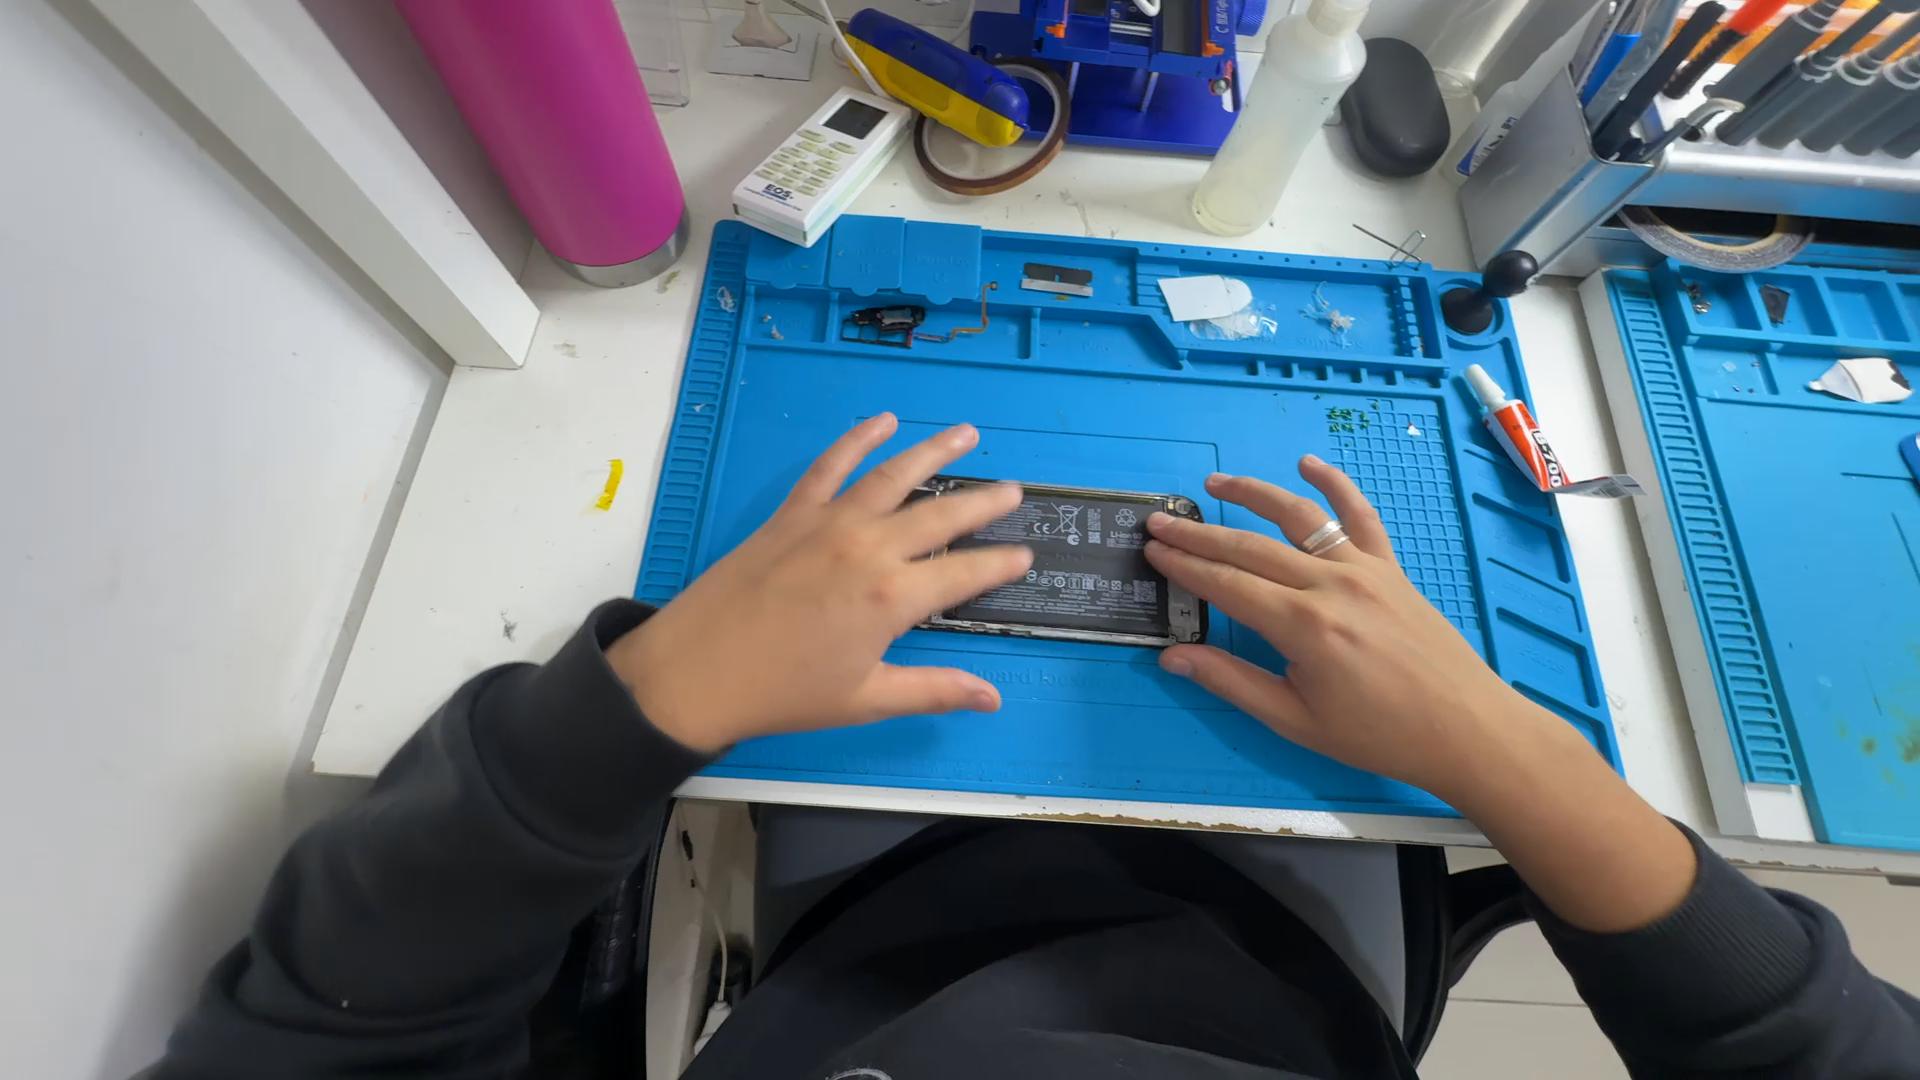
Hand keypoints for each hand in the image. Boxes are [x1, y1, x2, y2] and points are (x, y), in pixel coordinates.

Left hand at [606, 414, 1031, 753]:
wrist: (697, 671)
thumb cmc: (785, 692)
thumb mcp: (867, 698)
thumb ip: (935, 690)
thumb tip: (992, 698)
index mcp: (892, 598)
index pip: (965, 573)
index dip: (1000, 565)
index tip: (1025, 555)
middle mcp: (869, 548)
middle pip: (941, 514)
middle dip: (984, 502)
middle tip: (1014, 489)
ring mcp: (830, 522)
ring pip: (894, 476)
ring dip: (934, 452)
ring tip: (966, 434)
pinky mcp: (793, 512)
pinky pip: (830, 465)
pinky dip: (857, 439)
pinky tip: (882, 421)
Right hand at [1142, 456, 1578, 799]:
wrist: (1468, 730)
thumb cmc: (1377, 734)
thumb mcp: (1294, 720)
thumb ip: (1230, 682)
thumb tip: (1172, 657)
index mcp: (1302, 626)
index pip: (1226, 585)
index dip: (1184, 567)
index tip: (1153, 551)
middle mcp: (1329, 585)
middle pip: (1249, 548)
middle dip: (1197, 535)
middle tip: (1160, 522)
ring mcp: (1363, 568)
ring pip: (1296, 518)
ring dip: (1251, 495)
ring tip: (1212, 484)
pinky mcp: (1390, 566)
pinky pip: (1359, 515)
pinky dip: (1335, 484)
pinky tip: (1309, 463)